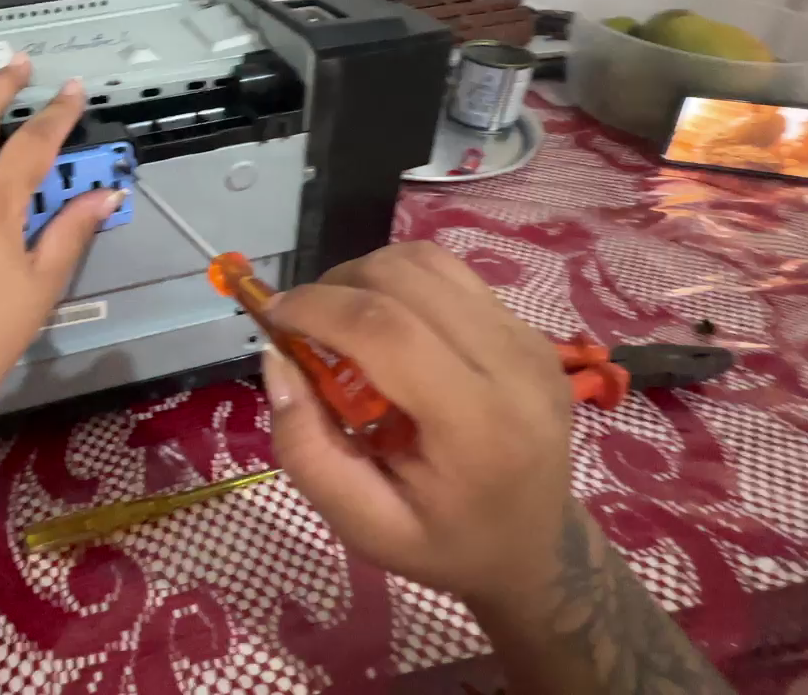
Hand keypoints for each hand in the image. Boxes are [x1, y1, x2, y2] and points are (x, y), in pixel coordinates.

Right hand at [262, 241, 575, 606]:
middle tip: (303, 324)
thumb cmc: (442, 541)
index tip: (271, 315)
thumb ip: (305, 447)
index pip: (388, 331)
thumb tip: (276, 357)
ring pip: (423, 261)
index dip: (317, 307)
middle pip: (403, 280)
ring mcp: (527, 339)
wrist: (535, 545)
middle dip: (333, 286)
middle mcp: (514, 368)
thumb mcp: (361, 524)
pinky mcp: (525, 327)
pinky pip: (445, 271)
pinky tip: (386, 319)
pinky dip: (397, 280)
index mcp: (479, 427)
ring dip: (363, 275)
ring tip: (342, 318)